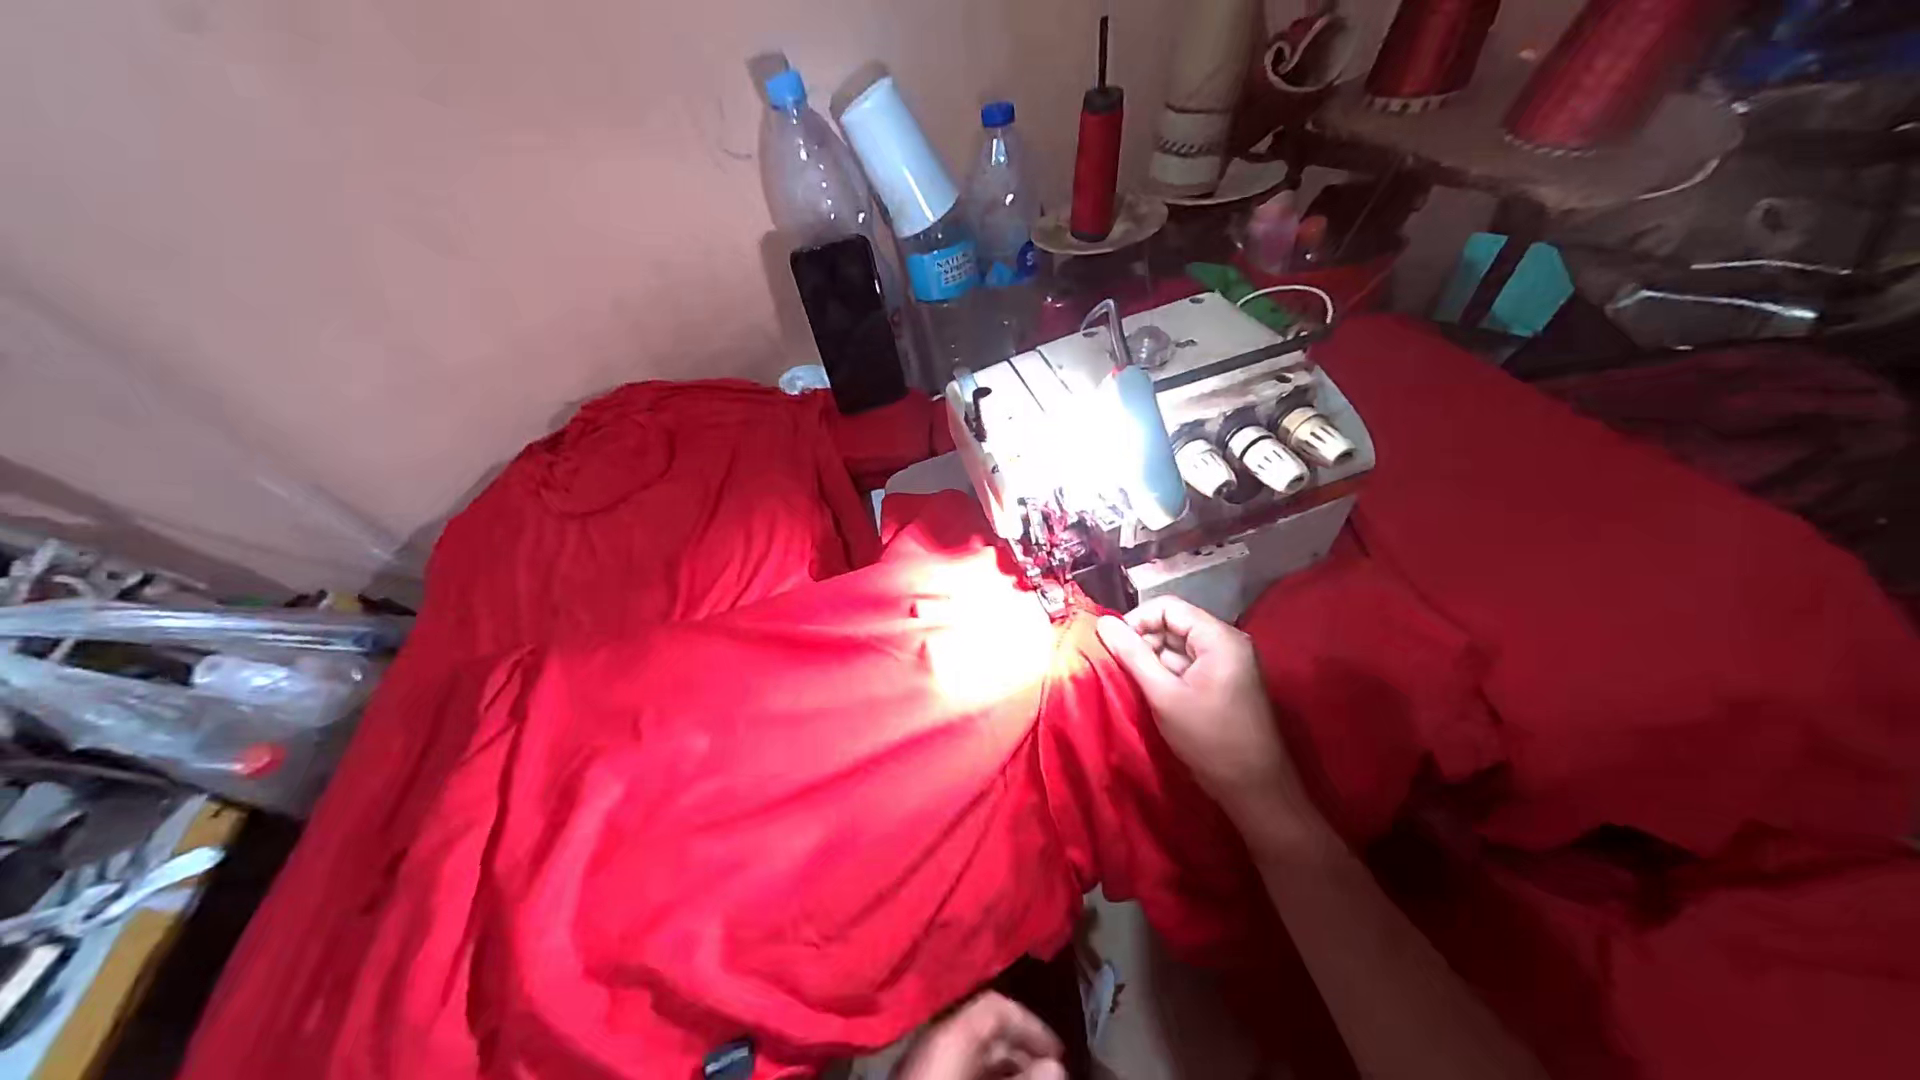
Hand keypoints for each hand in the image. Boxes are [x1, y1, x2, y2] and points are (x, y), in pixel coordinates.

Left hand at [894, 992, 1065, 1079]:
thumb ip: (1022, 1079)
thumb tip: (1056, 1066)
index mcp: (948, 1031)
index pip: (995, 1006)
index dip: (1031, 1024)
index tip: (1058, 1052)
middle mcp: (933, 1035)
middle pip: (984, 1029)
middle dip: (1021, 1049)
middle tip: (1050, 1073)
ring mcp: (921, 1059)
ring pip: (971, 1053)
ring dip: (1004, 1067)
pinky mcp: (916, 1076)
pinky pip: (955, 1067)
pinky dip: (982, 1074)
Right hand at [1096, 597, 1311, 832]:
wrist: (1255, 788)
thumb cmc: (1209, 739)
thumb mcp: (1163, 695)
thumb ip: (1132, 655)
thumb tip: (1103, 622)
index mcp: (1219, 638)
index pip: (1168, 607)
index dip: (1136, 621)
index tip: (1114, 647)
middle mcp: (1227, 641)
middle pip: (1174, 623)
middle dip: (1144, 641)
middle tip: (1123, 669)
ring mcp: (1228, 661)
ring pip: (1179, 644)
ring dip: (1154, 660)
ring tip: (1138, 684)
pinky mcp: (1225, 680)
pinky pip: (1189, 663)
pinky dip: (1168, 673)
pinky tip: (1155, 693)